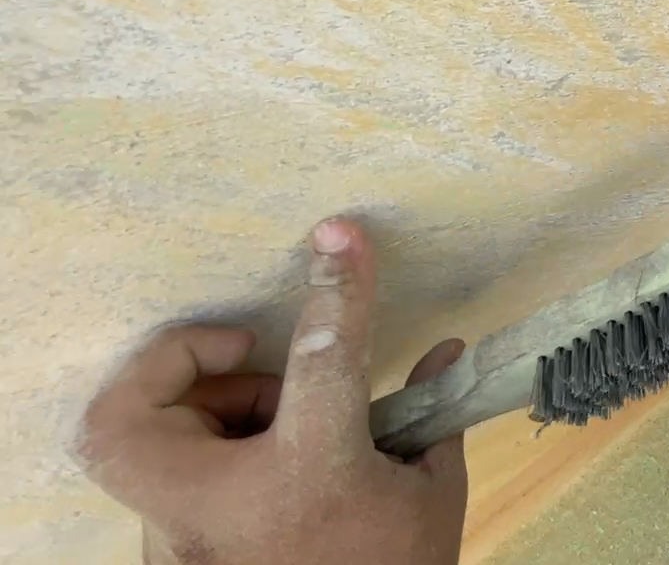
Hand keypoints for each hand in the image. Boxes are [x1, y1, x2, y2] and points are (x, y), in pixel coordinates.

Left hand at [76, 219, 468, 564]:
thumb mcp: (433, 488)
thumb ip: (429, 416)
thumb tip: (442, 353)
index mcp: (312, 476)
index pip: (324, 359)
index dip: (337, 290)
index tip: (338, 236)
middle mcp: (221, 507)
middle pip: (123, 424)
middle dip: (170, 363)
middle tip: (248, 352)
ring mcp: (178, 539)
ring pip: (140, 449)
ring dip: (212, 410)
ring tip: (280, 417)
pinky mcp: (169, 554)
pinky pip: (172, 480)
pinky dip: (218, 448)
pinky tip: (276, 460)